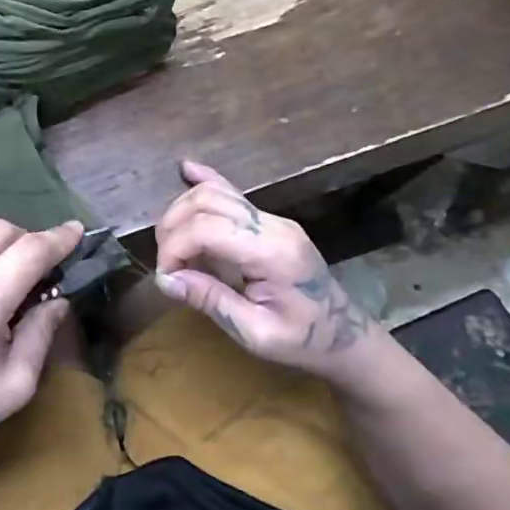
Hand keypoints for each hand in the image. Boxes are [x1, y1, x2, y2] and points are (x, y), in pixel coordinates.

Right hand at [153, 160, 378, 380]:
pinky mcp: (267, 221)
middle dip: (172, 230)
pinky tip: (186, 169)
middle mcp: (272, 225)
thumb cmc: (303, 340)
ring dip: (181, 214)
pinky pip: (231, 192)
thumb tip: (165, 279)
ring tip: (173, 250)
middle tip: (168, 267)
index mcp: (272, 253)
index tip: (167, 279)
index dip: (174, 249)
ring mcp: (272, 219)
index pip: (205, 229)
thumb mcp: (256, 333)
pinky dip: (205, 182)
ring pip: (213, 192)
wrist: (343, 335)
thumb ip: (211, 301)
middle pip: (205, 202)